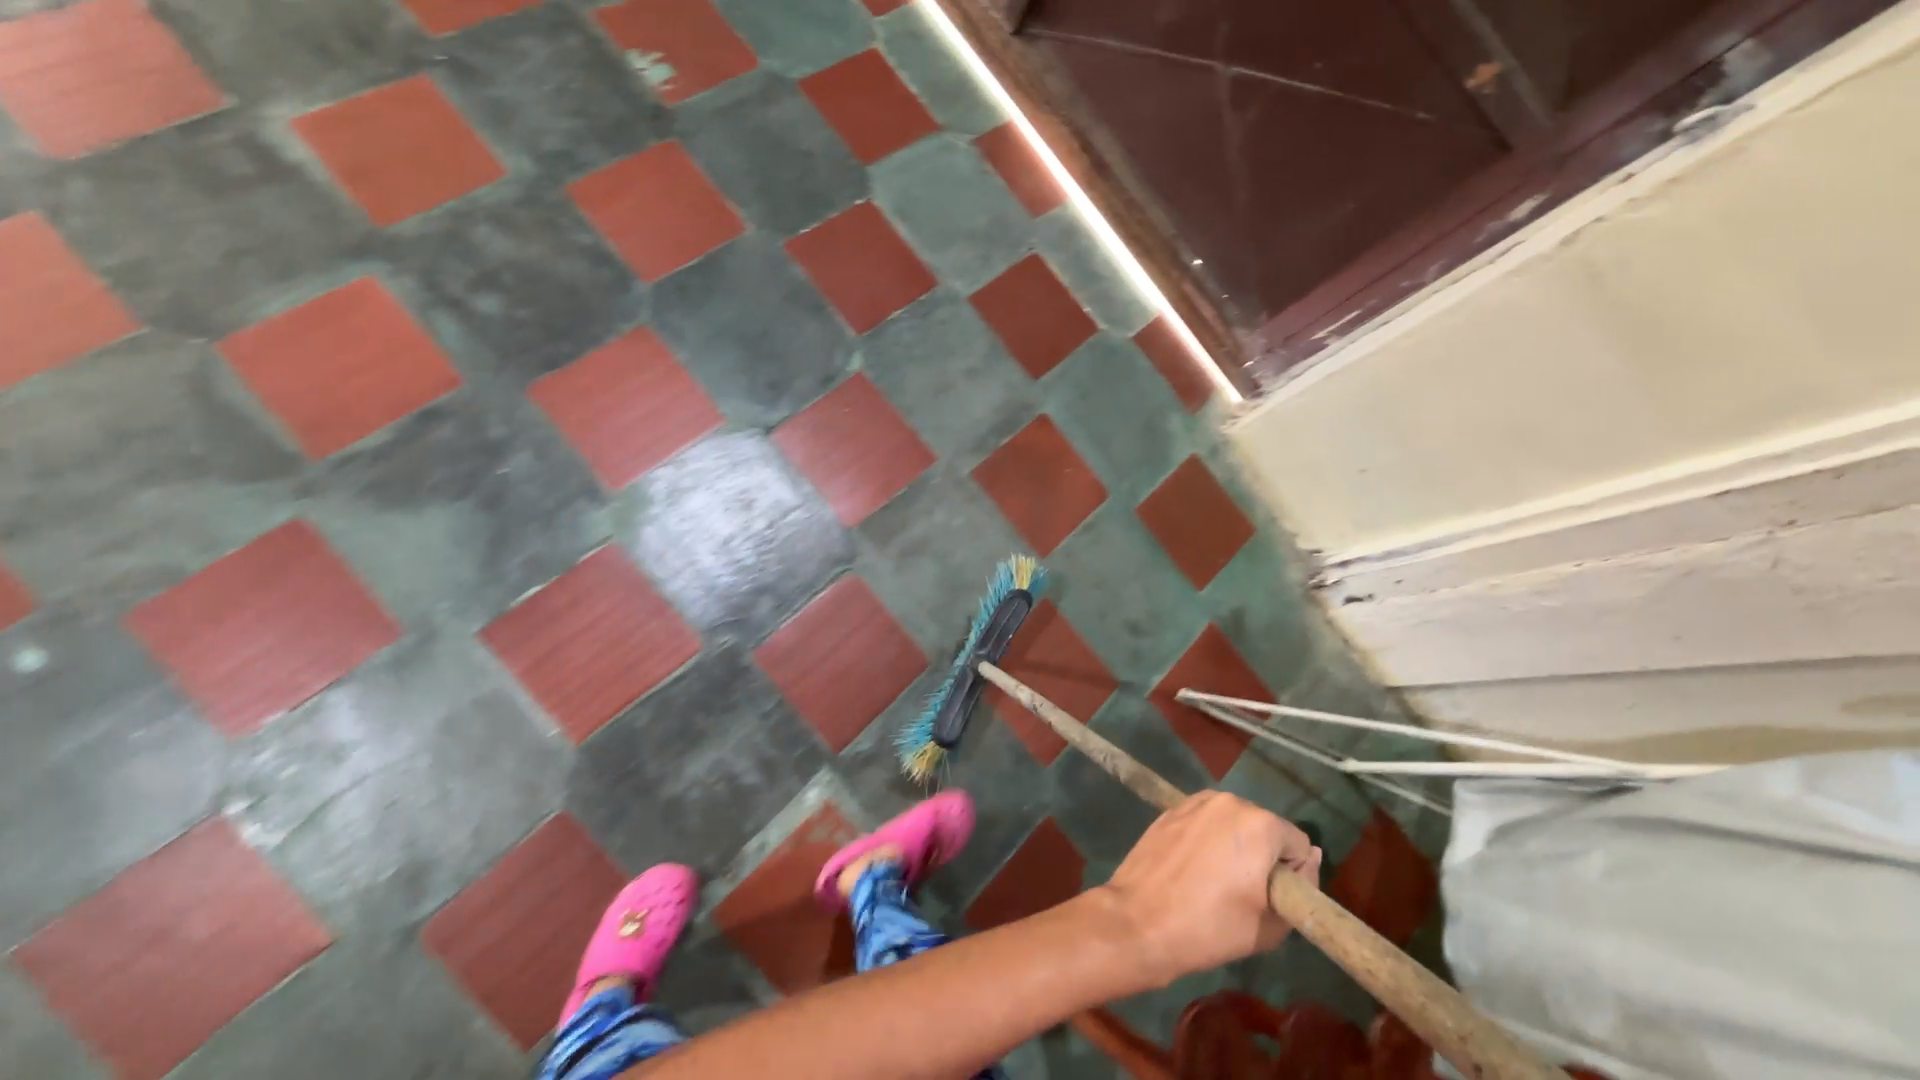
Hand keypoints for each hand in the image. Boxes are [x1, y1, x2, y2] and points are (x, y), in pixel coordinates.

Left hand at [1097, 792, 1320, 986]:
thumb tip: (1309, 858)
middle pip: (1264, 828)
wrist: (1137, 922)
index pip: (1297, 845)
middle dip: (1263, 856)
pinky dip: (1207, 840)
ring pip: (1232, 823)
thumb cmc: (1209, 928)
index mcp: (1260, 824)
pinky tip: (1193, 868)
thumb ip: (1302, 889)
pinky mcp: (1169, 810)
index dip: (1293, 876)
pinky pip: (1204, 822)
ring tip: (1216, 880)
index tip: (1274, 900)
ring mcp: (1194, 802)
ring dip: (1234, 845)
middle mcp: (1229, 801)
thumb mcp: (1270, 925)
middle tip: (1245, 892)